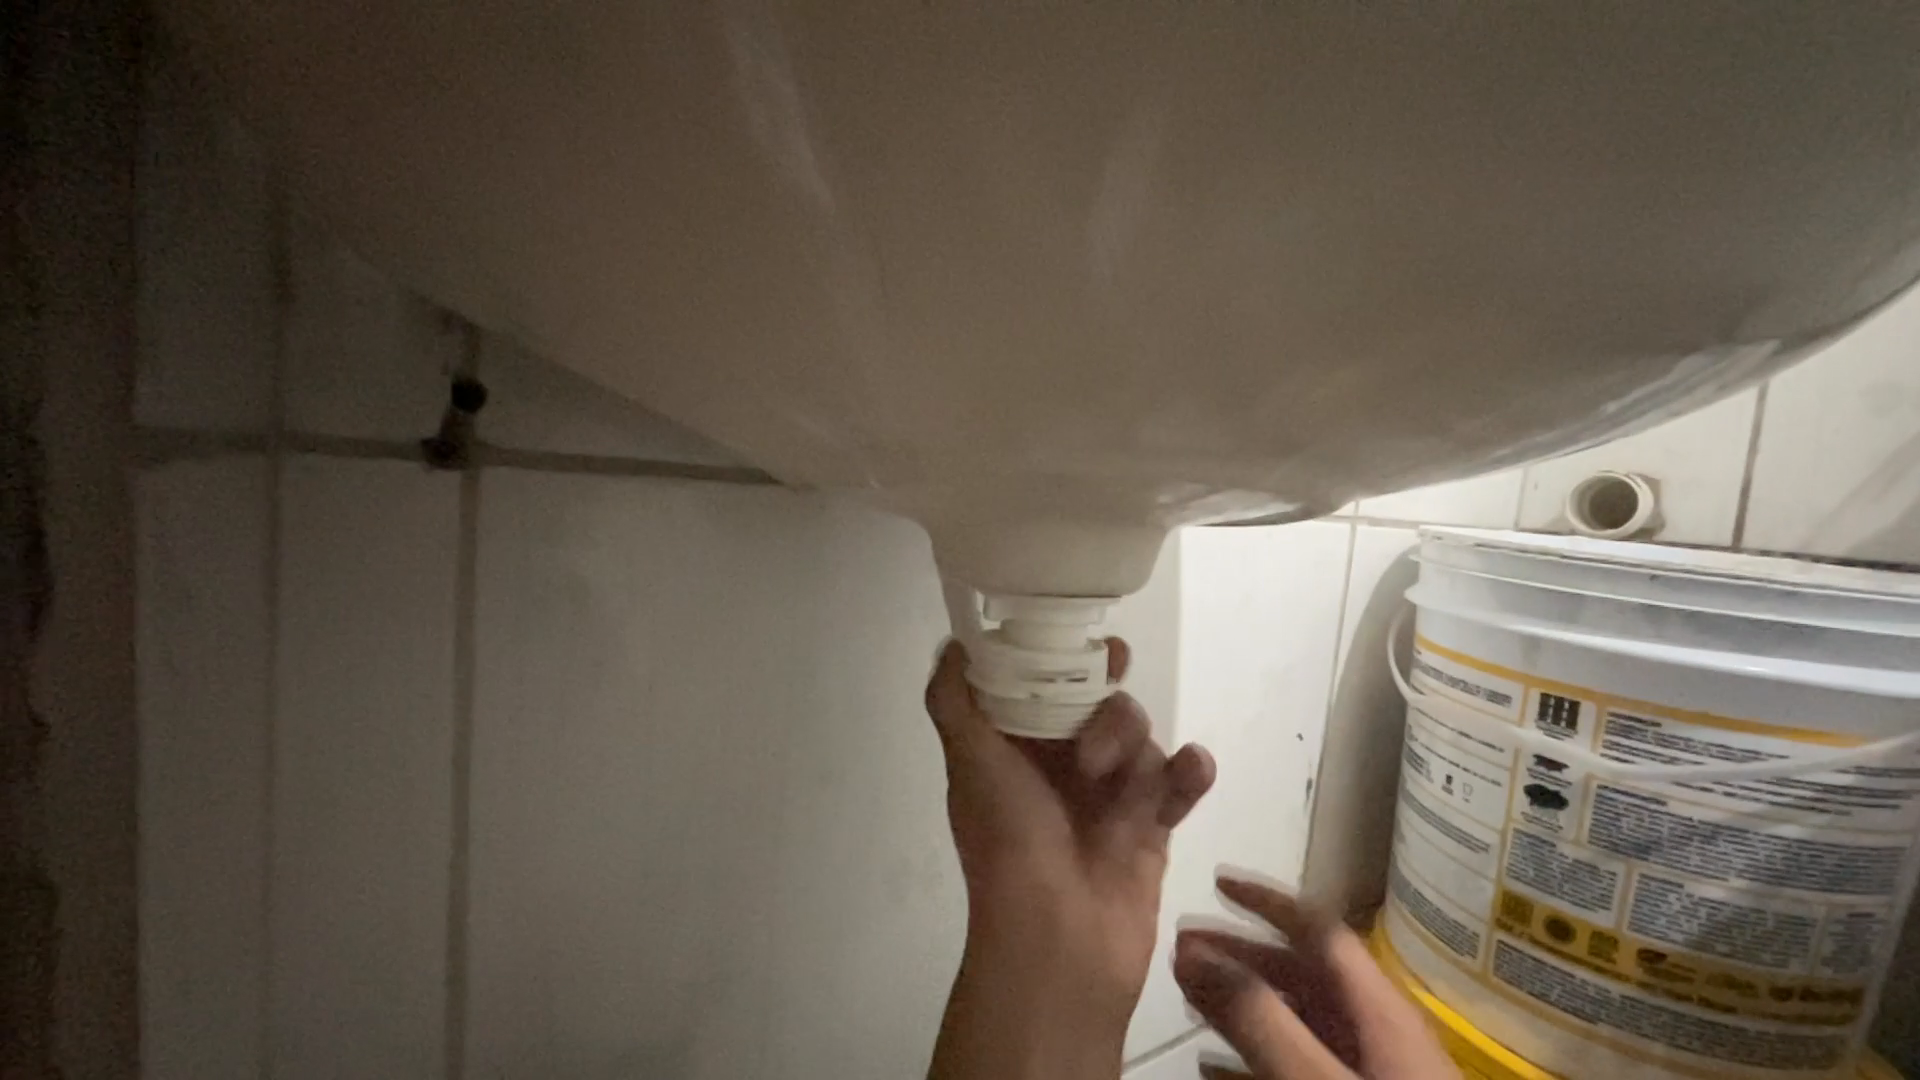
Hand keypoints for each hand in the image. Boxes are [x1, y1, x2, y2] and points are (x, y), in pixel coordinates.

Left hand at [925, 638, 1214, 1079]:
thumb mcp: (969, 763)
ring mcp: (1110, 792)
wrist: (1058, 943)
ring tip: (1106, 772)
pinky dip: (1190, 770)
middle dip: (1107, 681)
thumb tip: (951, 646)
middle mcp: (1062, 764)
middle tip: (1115, 662)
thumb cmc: (1006, 842)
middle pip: (1095, 699)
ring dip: (1128, 737)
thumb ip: (953, 701)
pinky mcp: (1152, 822)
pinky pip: (1179, 780)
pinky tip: (1189, 769)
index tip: (1066, 629)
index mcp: (1017, 748)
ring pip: (1137, 733)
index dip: (1054, 653)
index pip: (1040, 684)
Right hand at [1174, 875, 1460, 1079]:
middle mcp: (1377, 1036)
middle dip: (1239, 952)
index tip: (1215, 880)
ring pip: (1297, 1020)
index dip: (1267, 899)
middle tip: (1180, 944)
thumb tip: (1197, 953)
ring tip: (1189, 993)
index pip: (1319, 929)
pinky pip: (1298, 1068)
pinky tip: (1212, 1068)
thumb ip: (1259, 1020)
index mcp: (1379, 1013)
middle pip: (1301, 973)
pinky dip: (1253, 1057)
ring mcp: (1371, 1079)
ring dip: (1241, 1000)